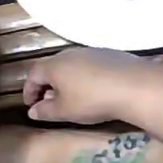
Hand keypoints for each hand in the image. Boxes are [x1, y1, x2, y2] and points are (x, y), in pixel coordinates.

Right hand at [23, 48, 162, 124]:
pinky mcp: (110, 54)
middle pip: (52, 67)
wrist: (133, 86)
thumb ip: (45, 111)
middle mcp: (69, 54)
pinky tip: (94, 90)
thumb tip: (32, 111)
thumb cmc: (91, 100)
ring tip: (71, 97)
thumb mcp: (65, 111)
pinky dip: (84, 76)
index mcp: (54, 65)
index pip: (33, 74)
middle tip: (49, 101)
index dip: (29, 89)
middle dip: (47, 84)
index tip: (30, 104)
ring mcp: (91, 51)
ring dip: (66, 80)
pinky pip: (89, 65)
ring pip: (71, 65)